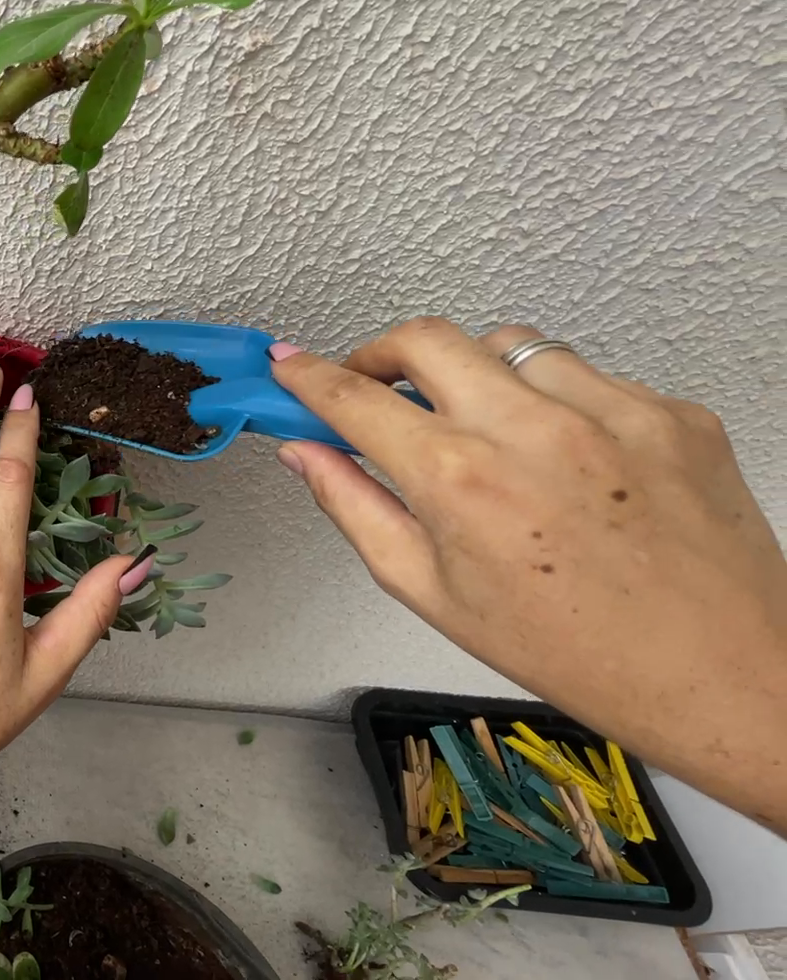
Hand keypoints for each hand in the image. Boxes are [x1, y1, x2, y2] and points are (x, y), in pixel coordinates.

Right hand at [271, 318, 786, 829]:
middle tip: (368, 383)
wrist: (727, 675)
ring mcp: (611, 413)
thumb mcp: (422, 585)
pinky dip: (543, 394)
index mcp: (457, 479)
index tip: (287, 364)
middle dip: (378, 352)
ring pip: (505, 344)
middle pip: (425, 338)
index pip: (353, 397)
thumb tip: (303, 453)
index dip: (306, 375)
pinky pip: (581, 372)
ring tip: (469, 420)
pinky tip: (549, 448)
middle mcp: (531, 430)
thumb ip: (350, 504)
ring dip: (465, 371)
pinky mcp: (671, 413)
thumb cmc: (565, 645)